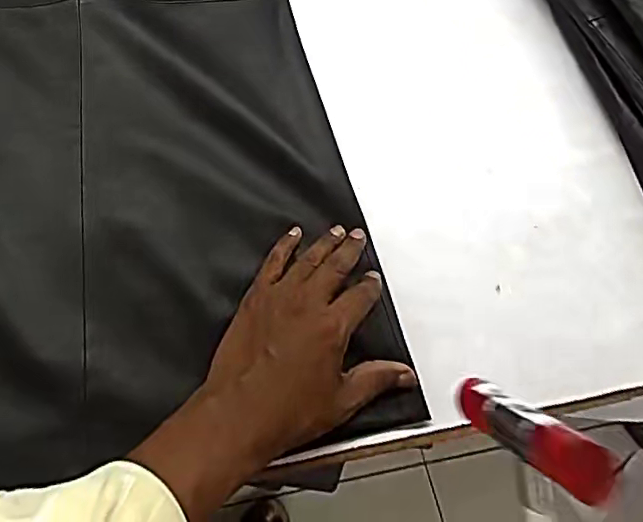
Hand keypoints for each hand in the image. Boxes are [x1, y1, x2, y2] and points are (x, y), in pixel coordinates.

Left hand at [127, 226, 414, 520]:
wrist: (240, 410)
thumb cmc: (287, 411)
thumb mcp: (341, 401)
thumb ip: (374, 380)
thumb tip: (402, 373)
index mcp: (332, 327)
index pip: (359, 296)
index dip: (369, 285)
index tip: (373, 278)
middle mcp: (307, 304)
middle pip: (335, 267)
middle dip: (349, 249)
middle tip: (357, 237)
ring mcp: (280, 296)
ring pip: (307, 259)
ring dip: (324, 243)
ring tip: (335, 231)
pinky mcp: (257, 296)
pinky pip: (274, 261)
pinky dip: (285, 245)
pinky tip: (292, 235)